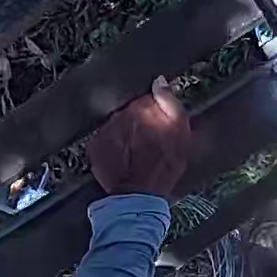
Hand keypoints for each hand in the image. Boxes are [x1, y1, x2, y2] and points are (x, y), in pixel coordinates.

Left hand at [88, 77, 190, 196]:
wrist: (140, 193)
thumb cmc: (164, 166)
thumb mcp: (181, 133)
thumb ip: (171, 103)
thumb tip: (160, 82)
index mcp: (142, 107)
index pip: (145, 98)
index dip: (153, 111)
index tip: (158, 122)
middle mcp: (120, 114)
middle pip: (128, 110)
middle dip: (137, 121)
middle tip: (148, 140)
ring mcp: (105, 130)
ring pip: (115, 125)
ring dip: (124, 133)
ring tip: (136, 151)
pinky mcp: (95, 145)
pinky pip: (104, 140)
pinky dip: (112, 146)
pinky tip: (123, 157)